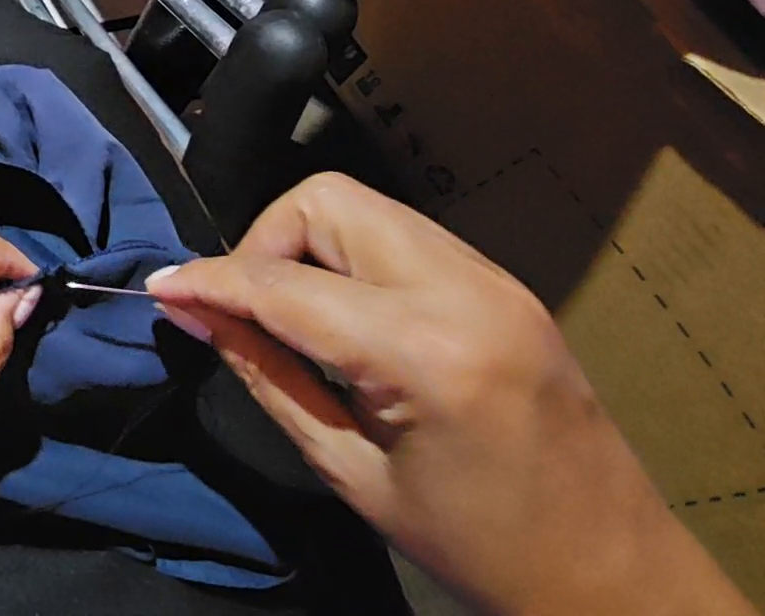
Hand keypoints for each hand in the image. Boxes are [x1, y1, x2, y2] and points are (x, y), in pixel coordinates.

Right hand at [146, 173, 751, 615]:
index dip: (206, 280)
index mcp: (425, 352)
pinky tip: (337, 311)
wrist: (620, 581)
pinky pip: (391, 232)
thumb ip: (259, 370)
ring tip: (288, 312)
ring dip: (299, 243)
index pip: (280, 282)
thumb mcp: (344, 465)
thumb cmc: (473, 543)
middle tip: (245, 308)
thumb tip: (186, 309)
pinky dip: (341, 254)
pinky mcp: (497, 281)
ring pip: (355, 205)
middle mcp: (464, 291)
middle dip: (261, 243)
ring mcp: (490, 278)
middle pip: (322, 202)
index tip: (160, 289)